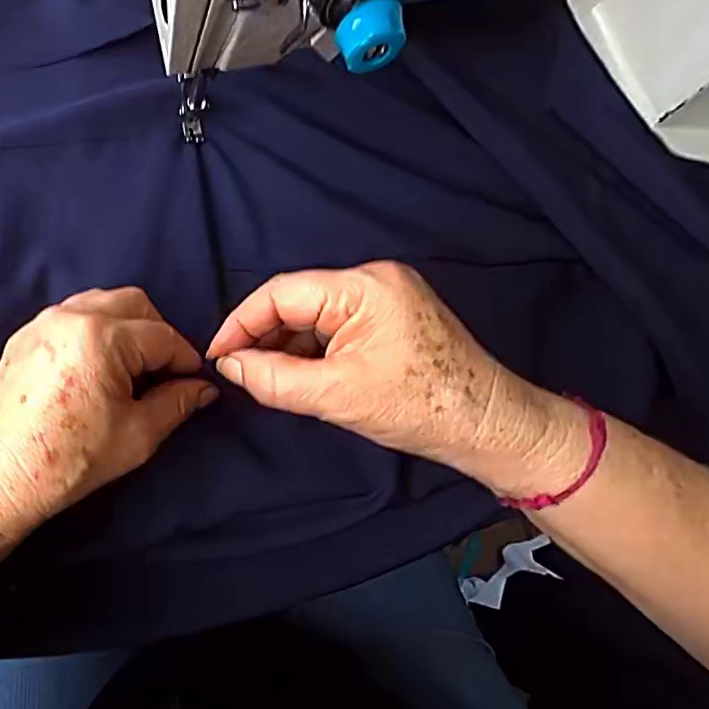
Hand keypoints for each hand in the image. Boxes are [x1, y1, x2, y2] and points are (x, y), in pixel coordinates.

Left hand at [0, 288, 216, 572]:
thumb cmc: (64, 460)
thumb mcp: (136, 435)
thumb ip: (176, 403)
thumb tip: (200, 389)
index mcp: (99, 337)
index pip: (162, 335)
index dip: (185, 359)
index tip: (193, 381)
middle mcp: (67, 318)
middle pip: (132, 304)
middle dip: (156, 333)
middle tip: (164, 373)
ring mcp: (39, 325)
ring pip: (98, 304)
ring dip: (124, 328)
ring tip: (131, 371)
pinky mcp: (22, 339)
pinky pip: (69, 318)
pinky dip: (93, 331)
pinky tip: (97, 369)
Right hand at [206, 261, 590, 496]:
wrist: (492, 428)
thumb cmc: (423, 409)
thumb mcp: (333, 396)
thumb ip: (271, 378)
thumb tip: (228, 365)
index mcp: (365, 288)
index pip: (280, 294)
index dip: (239, 324)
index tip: (216, 355)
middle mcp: (373, 280)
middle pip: (292, 301)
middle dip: (258, 335)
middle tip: (234, 369)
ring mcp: (381, 296)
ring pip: (306, 314)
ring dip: (279, 344)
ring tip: (260, 376)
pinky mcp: (384, 316)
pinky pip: (326, 324)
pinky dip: (302, 349)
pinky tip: (290, 373)